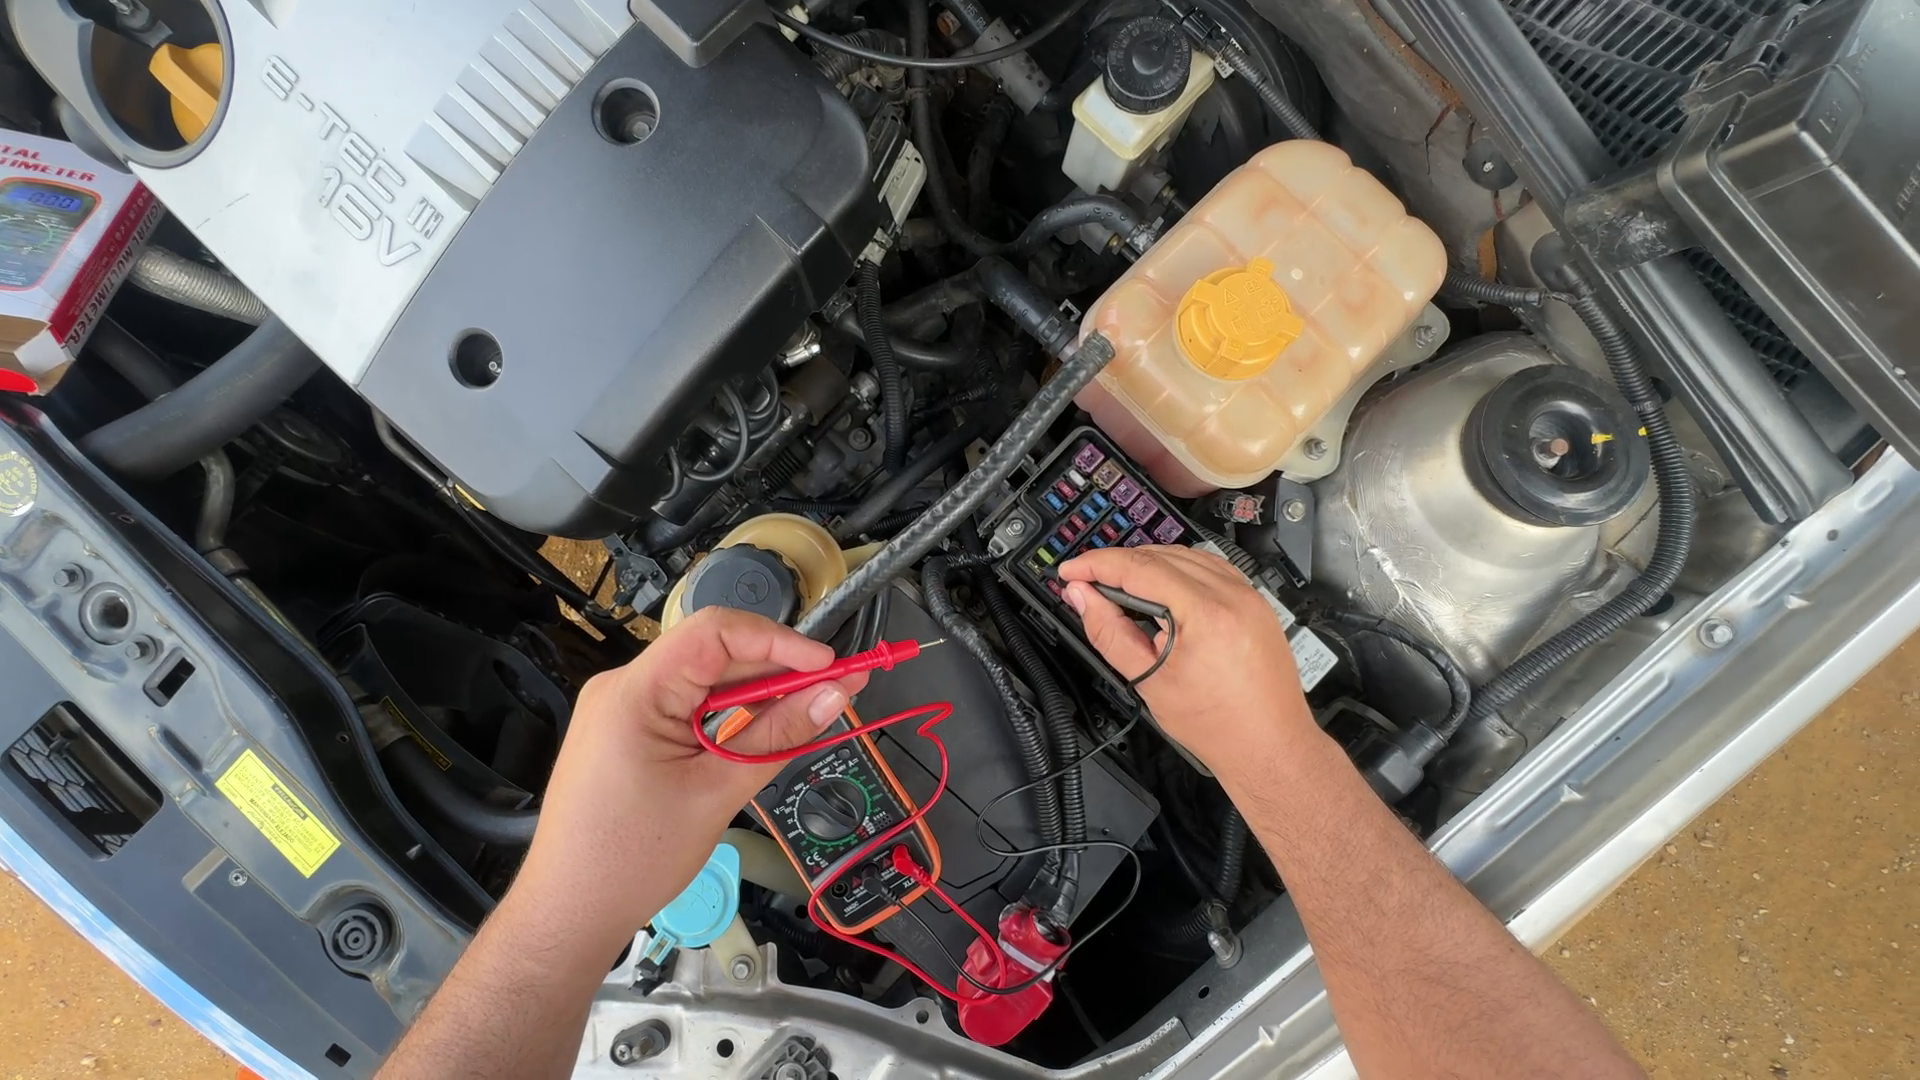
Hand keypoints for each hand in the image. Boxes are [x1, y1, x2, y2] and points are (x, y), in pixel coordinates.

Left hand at [506, 608, 868, 951]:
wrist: (567, 915)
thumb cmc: (633, 859)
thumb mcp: (718, 791)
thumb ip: (779, 736)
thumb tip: (835, 695)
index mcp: (635, 691)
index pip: (716, 633)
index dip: (779, 641)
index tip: (827, 666)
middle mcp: (625, 687)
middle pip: (715, 655)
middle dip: (779, 670)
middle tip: (836, 690)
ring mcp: (624, 708)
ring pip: (707, 681)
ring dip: (759, 695)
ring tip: (809, 711)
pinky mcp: (630, 731)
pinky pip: (692, 705)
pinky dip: (733, 715)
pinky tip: (766, 730)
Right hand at [1057, 545, 1320, 788]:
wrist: (1268, 746)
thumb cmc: (1217, 724)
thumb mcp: (1147, 680)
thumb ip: (1108, 632)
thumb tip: (1082, 597)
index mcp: (1206, 613)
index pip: (1138, 568)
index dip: (1096, 564)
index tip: (1072, 570)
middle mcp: (1232, 595)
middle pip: (1159, 556)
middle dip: (1116, 563)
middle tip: (1086, 580)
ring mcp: (1248, 595)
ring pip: (1183, 555)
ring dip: (1145, 563)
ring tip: (1117, 585)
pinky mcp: (1254, 601)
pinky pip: (1208, 567)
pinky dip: (1176, 569)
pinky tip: (1159, 586)